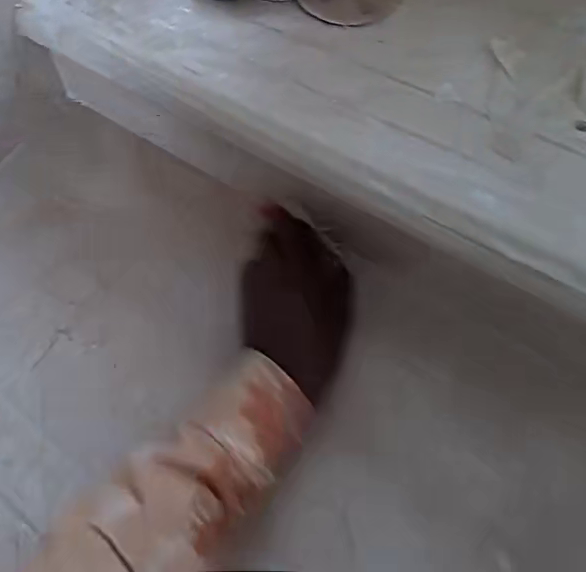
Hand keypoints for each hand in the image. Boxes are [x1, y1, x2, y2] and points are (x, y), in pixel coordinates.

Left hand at [240, 207, 352, 403]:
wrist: (281, 375)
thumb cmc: (319, 345)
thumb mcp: (340, 311)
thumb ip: (336, 275)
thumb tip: (329, 252)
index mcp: (299, 267)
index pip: (291, 229)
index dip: (289, 217)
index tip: (289, 210)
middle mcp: (273, 266)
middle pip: (271, 233)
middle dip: (279, 229)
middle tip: (291, 235)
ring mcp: (255, 277)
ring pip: (261, 248)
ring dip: (271, 245)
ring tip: (284, 257)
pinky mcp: (244, 290)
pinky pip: (254, 265)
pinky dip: (263, 264)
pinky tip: (274, 278)